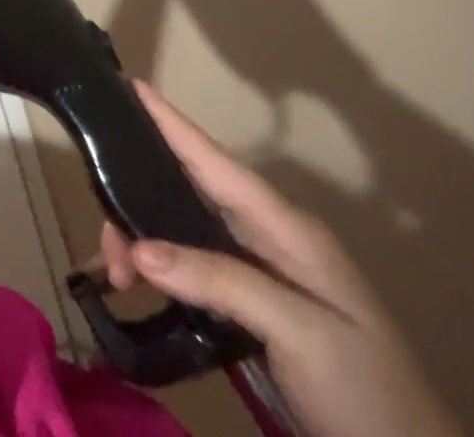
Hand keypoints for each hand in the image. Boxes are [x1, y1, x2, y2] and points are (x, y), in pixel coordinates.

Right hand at [100, 82, 460, 436]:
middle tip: (108, 255)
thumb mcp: (300, 332)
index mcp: (287, 231)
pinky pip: (181, 263)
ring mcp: (254, 269)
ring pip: (175, 228)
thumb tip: (140, 249)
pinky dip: (150, 268)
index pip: (219, 164)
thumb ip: (222, 282)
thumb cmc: (365, 388)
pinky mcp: (242, 301)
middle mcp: (265, 238)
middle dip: (133, 205)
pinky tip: (128, 286)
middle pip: (183, 194)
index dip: (175, 125)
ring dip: (138, 244)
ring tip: (116, 280)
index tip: (132, 86)